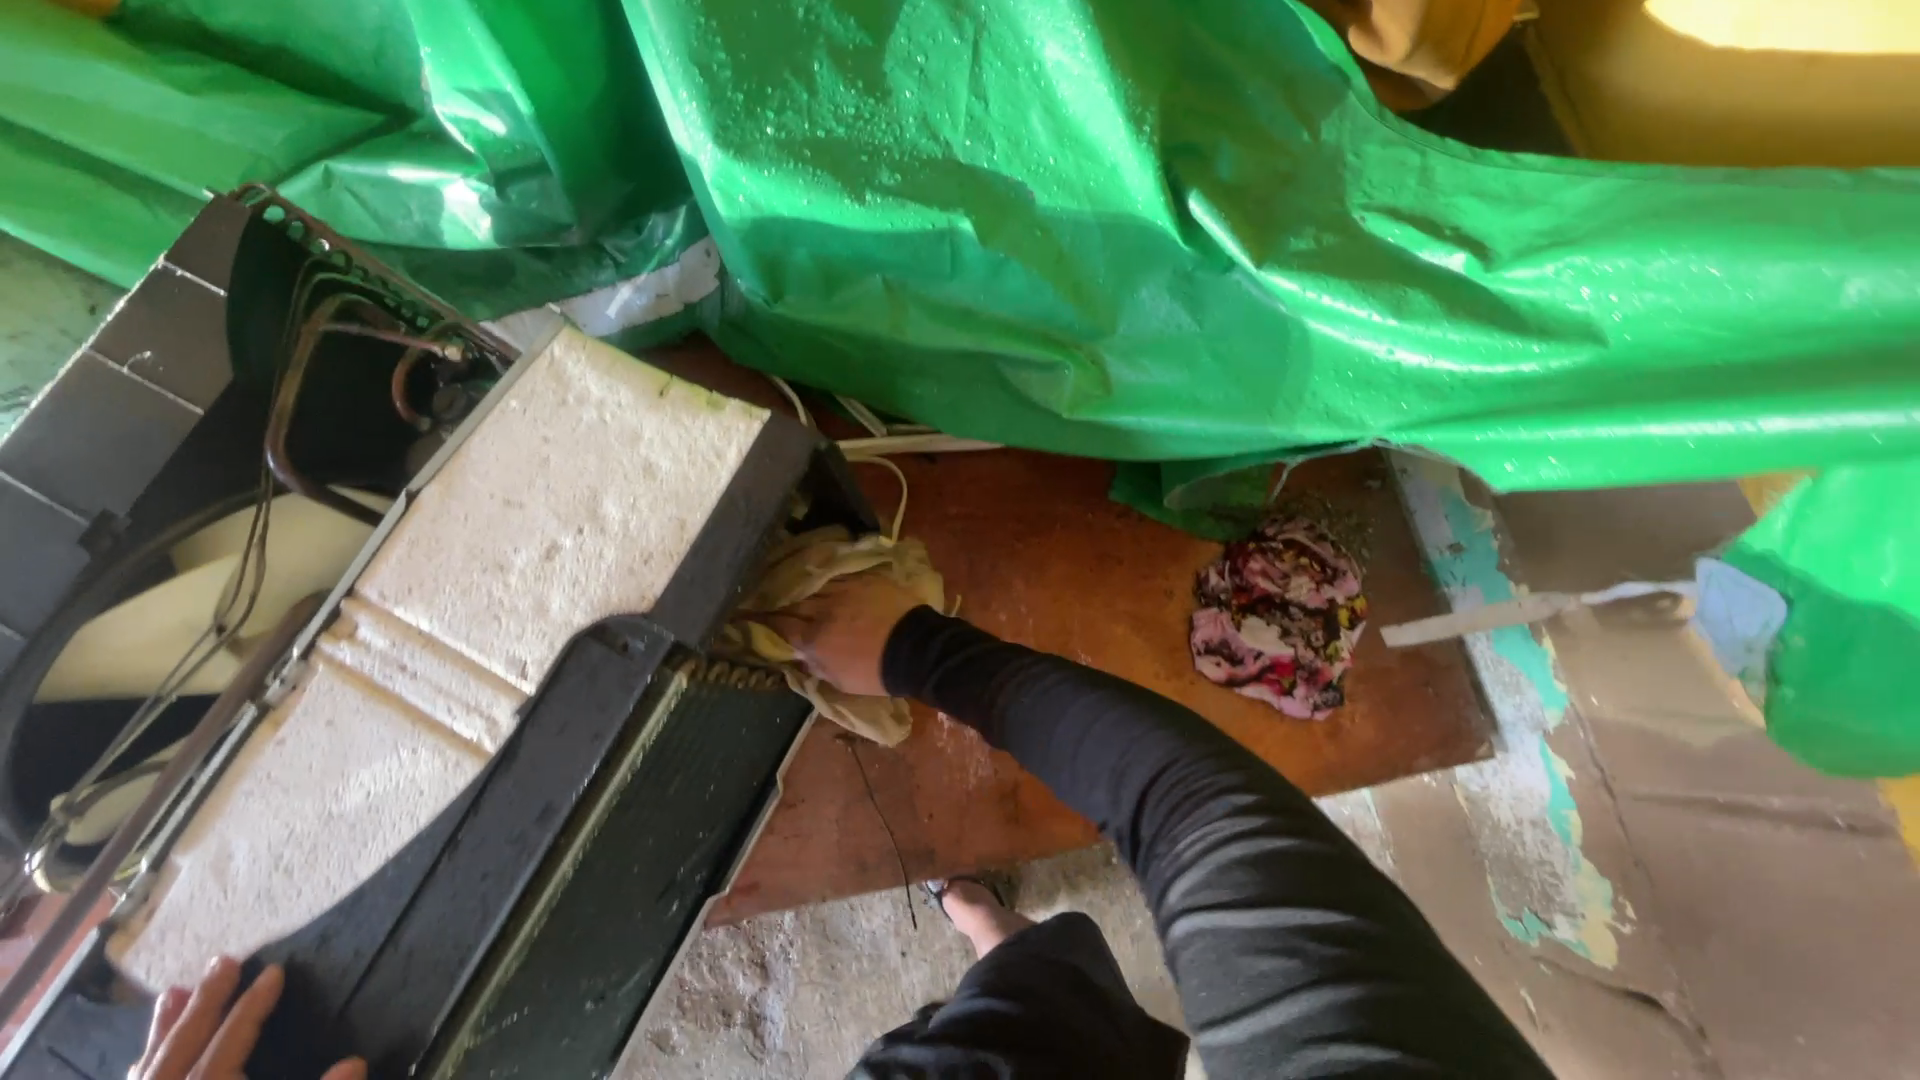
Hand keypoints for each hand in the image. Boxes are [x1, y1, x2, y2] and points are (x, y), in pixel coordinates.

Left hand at [130, 957, 363, 1079]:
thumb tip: (358, 1062)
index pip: (229, 1044)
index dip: (253, 1006)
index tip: (274, 971)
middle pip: (181, 1050)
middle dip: (204, 1004)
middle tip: (225, 961)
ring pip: (147, 1072)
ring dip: (162, 1031)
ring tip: (173, 993)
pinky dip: (140, 1068)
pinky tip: (143, 1059)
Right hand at [761, 575, 924, 696]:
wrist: (916, 649)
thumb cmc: (878, 673)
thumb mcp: (840, 681)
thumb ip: (816, 666)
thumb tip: (798, 656)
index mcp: (814, 640)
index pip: (780, 627)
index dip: (762, 621)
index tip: (746, 615)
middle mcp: (822, 611)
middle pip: (793, 605)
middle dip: (778, 604)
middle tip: (763, 598)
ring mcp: (844, 591)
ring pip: (814, 589)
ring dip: (801, 591)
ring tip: (790, 587)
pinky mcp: (863, 580)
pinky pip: (837, 578)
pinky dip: (827, 582)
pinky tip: (821, 580)